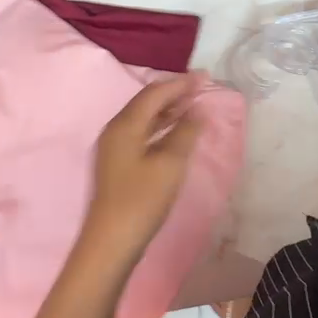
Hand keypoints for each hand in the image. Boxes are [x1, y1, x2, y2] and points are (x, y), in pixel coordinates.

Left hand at [81, 72, 205, 264]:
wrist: (112, 241)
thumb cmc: (142, 199)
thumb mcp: (170, 163)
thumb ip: (185, 132)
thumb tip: (197, 110)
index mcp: (125, 125)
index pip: (155, 93)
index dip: (180, 83)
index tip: (205, 77)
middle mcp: (115, 130)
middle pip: (146, 102)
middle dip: (174, 92)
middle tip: (201, 87)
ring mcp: (115, 147)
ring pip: (144, 117)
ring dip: (168, 109)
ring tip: (193, 105)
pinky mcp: (119, 163)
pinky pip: (142, 132)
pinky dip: (161, 125)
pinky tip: (176, 131)